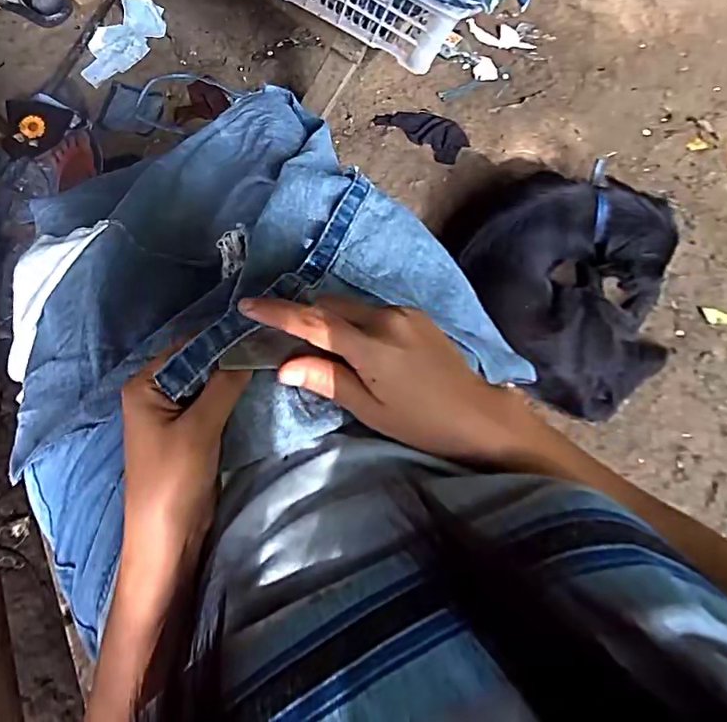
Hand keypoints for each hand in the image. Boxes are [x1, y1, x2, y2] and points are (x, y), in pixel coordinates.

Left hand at [119, 356, 252, 578]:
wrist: (167, 542)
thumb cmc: (173, 481)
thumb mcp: (200, 428)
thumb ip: (224, 385)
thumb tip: (250, 348)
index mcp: (144, 385)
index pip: (187, 347)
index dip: (221, 339)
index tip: (258, 330)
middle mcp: (154, 392)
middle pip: (197, 363)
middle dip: (229, 356)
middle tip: (269, 343)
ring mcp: (171, 412)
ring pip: (207, 382)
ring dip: (233, 375)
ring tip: (269, 359)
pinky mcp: (188, 430)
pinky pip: (212, 401)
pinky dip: (231, 394)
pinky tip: (257, 386)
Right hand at [239, 295, 555, 469]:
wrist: (479, 414)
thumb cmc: (422, 422)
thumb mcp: (371, 410)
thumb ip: (328, 380)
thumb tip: (283, 365)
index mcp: (372, 345)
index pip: (314, 321)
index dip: (278, 312)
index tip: (247, 304)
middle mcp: (385, 317)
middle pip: (329, 305)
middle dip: (302, 314)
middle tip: (281, 335)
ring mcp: (403, 312)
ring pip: (350, 305)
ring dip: (328, 318)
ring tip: (317, 344)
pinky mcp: (414, 313)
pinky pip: (370, 309)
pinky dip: (351, 320)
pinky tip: (353, 343)